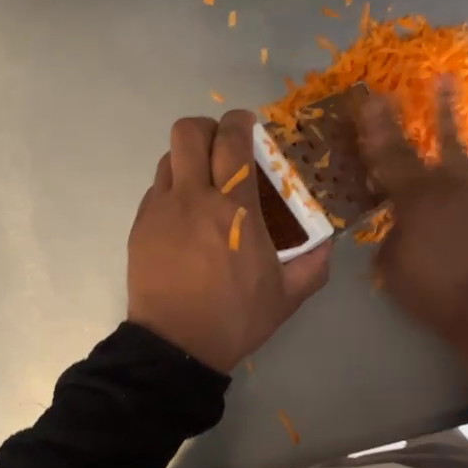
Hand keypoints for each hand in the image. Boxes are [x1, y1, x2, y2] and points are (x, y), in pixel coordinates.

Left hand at [127, 111, 330, 371]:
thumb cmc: (235, 318)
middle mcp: (193, 196)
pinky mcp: (140, 227)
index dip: (240, 122)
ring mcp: (161, 210)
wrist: (177, 346)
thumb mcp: (287, 295)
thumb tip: (327, 243)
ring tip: (204, 182)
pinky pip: (156, 190)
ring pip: (168, 158)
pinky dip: (173, 190)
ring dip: (188, 160)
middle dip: (208, 129)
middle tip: (223, 147)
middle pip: (188, 132)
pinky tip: (186, 218)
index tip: (248, 126)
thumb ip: (313, 264)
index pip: (232, 139)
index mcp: (234, 206)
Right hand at [357, 86, 467, 344]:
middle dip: (400, 117)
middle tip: (389, 90)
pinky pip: (467, 166)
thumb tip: (392, 215)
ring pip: (453, 145)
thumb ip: (388, 230)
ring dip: (446, 114)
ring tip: (446, 83)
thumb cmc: (426, 288)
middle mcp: (443, 185)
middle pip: (417, 144)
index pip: (387, 155)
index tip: (367, 101)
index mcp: (414, 197)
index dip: (375, 128)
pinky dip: (460, 148)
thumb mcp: (389, 261)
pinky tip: (457, 140)